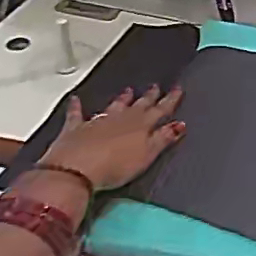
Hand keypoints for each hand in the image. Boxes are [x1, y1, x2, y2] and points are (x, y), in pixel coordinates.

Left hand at [36, 85, 184, 200]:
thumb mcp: (147, 155)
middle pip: (139, 105)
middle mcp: (121, 119)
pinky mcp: (76, 129)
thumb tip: (179, 125)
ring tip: (128, 90)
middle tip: (155, 86)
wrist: (77, 169)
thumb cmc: (115, 166)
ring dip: (122, 99)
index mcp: (141, 125)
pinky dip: (77, 106)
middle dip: (149, 96)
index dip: (170, 100)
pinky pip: (77, 114)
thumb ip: (163, 139)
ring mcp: (98, 122)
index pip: (160, 110)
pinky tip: (76, 99)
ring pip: (114, 106)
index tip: (177, 90)